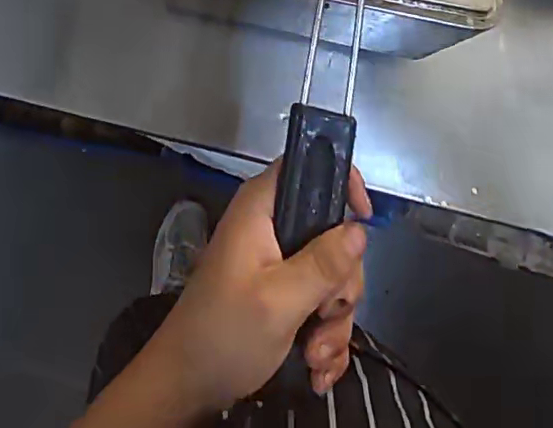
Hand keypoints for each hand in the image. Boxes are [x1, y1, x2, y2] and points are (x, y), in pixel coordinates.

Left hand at [79, 163, 371, 426]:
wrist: (188, 385)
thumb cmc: (223, 333)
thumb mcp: (278, 300)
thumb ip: (321, 263)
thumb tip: (359, 229)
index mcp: (261, 207)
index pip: (306, 167)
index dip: (339, 182)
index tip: (364, 217)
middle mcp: (270, 226)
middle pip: (331, 231)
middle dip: (340, 282)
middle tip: (325, 315)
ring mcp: (277, 261)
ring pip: (332, 274)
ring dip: (333, 320)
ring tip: (315, 356)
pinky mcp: (282, 293)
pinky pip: (321, 302)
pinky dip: (325, 336)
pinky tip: (316, 367)